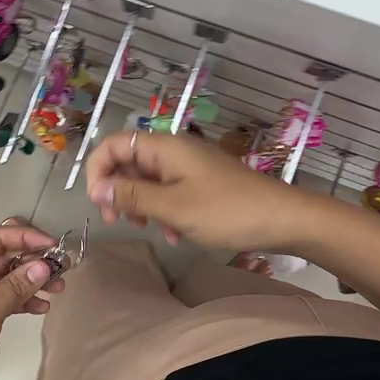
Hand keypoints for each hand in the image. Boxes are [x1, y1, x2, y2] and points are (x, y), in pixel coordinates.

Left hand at [0, 223, 67, 379]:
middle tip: (63, 266)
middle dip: (33, 258)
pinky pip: (10, 295)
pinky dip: (27, 298)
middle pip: (5, 254)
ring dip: (34, 279)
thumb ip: (18, 284)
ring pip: (10, 275)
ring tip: (60, 287)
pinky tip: (44, 306)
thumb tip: (46, 264)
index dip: (25, 236)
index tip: (53, 244)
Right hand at [84, 131, 322, 253]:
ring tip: (146, 229)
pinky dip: (163, 211)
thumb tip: (97, 189)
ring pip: (148, 180)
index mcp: (164, 147)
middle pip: (129, 162)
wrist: (283, 219)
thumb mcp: (173, 207)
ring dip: (140, 204)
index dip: (98, 170)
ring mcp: (189, 167)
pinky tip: (173, 235)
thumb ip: (132, 196)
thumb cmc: (225, 211)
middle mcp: (174, 151)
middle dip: (118, 191)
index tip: (99, 202)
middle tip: (117, 221)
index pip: (114, 144)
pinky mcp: (202, 184)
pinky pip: (169, 192)